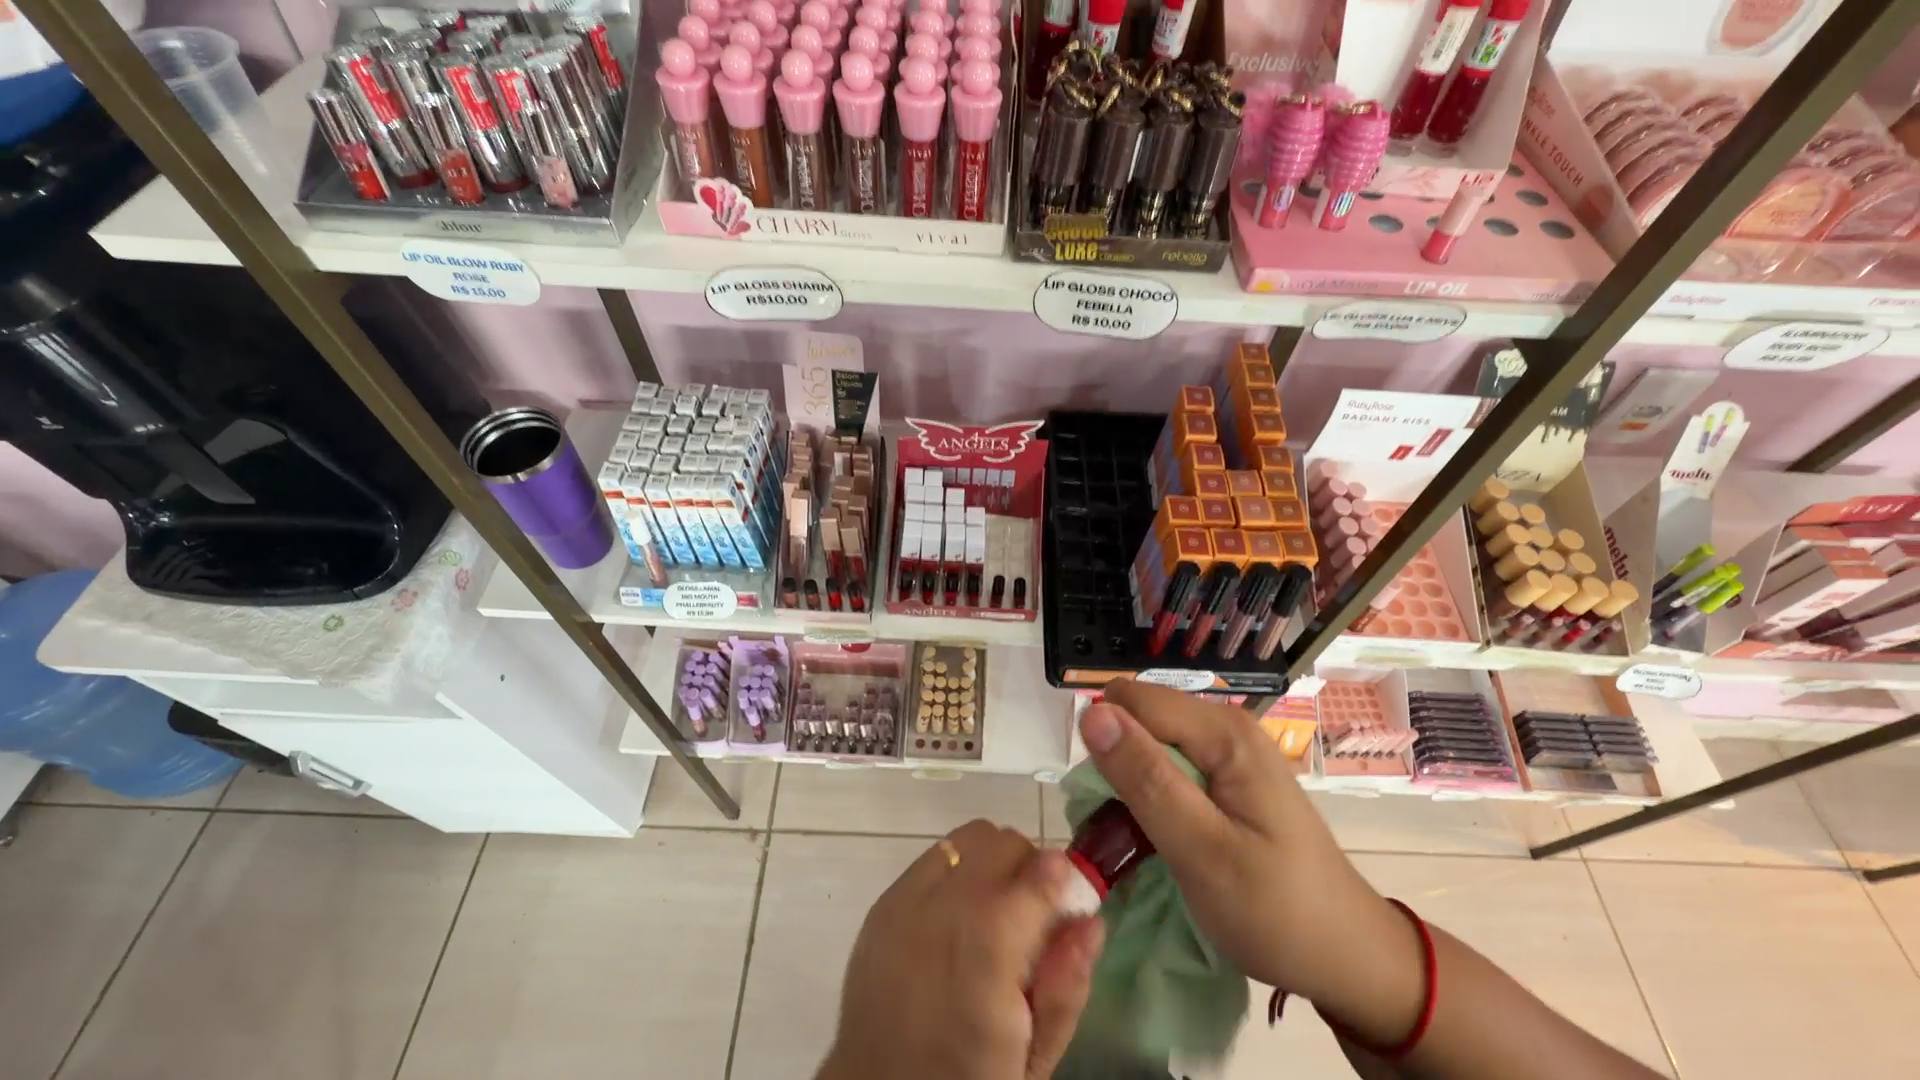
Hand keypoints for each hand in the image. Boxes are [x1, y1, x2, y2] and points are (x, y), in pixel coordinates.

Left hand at [818, 820, 1106, 1079]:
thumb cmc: (968, 1079)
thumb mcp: (1035, 1056)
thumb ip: (1067, 984)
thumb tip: (1090, 919)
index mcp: (989, 944)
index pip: (1042, 871)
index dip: (1065, 884)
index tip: (1070, 908)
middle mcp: (943, 907)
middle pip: (1002, 842)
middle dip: (1027, 868)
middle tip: (1031, 917)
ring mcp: (904, 902)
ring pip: (963, 840)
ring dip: (988, 865)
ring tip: (992, 918)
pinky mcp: (880, 908)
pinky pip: (929, 862)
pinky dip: (952, 876)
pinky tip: (953, 925)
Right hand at [1078, 680, 1426, 1046]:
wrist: (1345, 956)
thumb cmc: (1275, 910)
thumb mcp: (1201, 850)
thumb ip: (1146, 779)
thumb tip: (1091, 714)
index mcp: (1223, 734)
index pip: (1130, 701)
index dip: (1105, 745)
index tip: (1102, 804)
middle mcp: (1226, 729)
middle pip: (1139, 720)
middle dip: (1113, 766)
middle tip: (1118, 832)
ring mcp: (1229, 754)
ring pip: (1150, 746)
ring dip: (1129, 787)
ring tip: (1132, 842)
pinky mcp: (1229, 780)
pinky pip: (1170, 770)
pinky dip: (1151, 800)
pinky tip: (1156, 840)